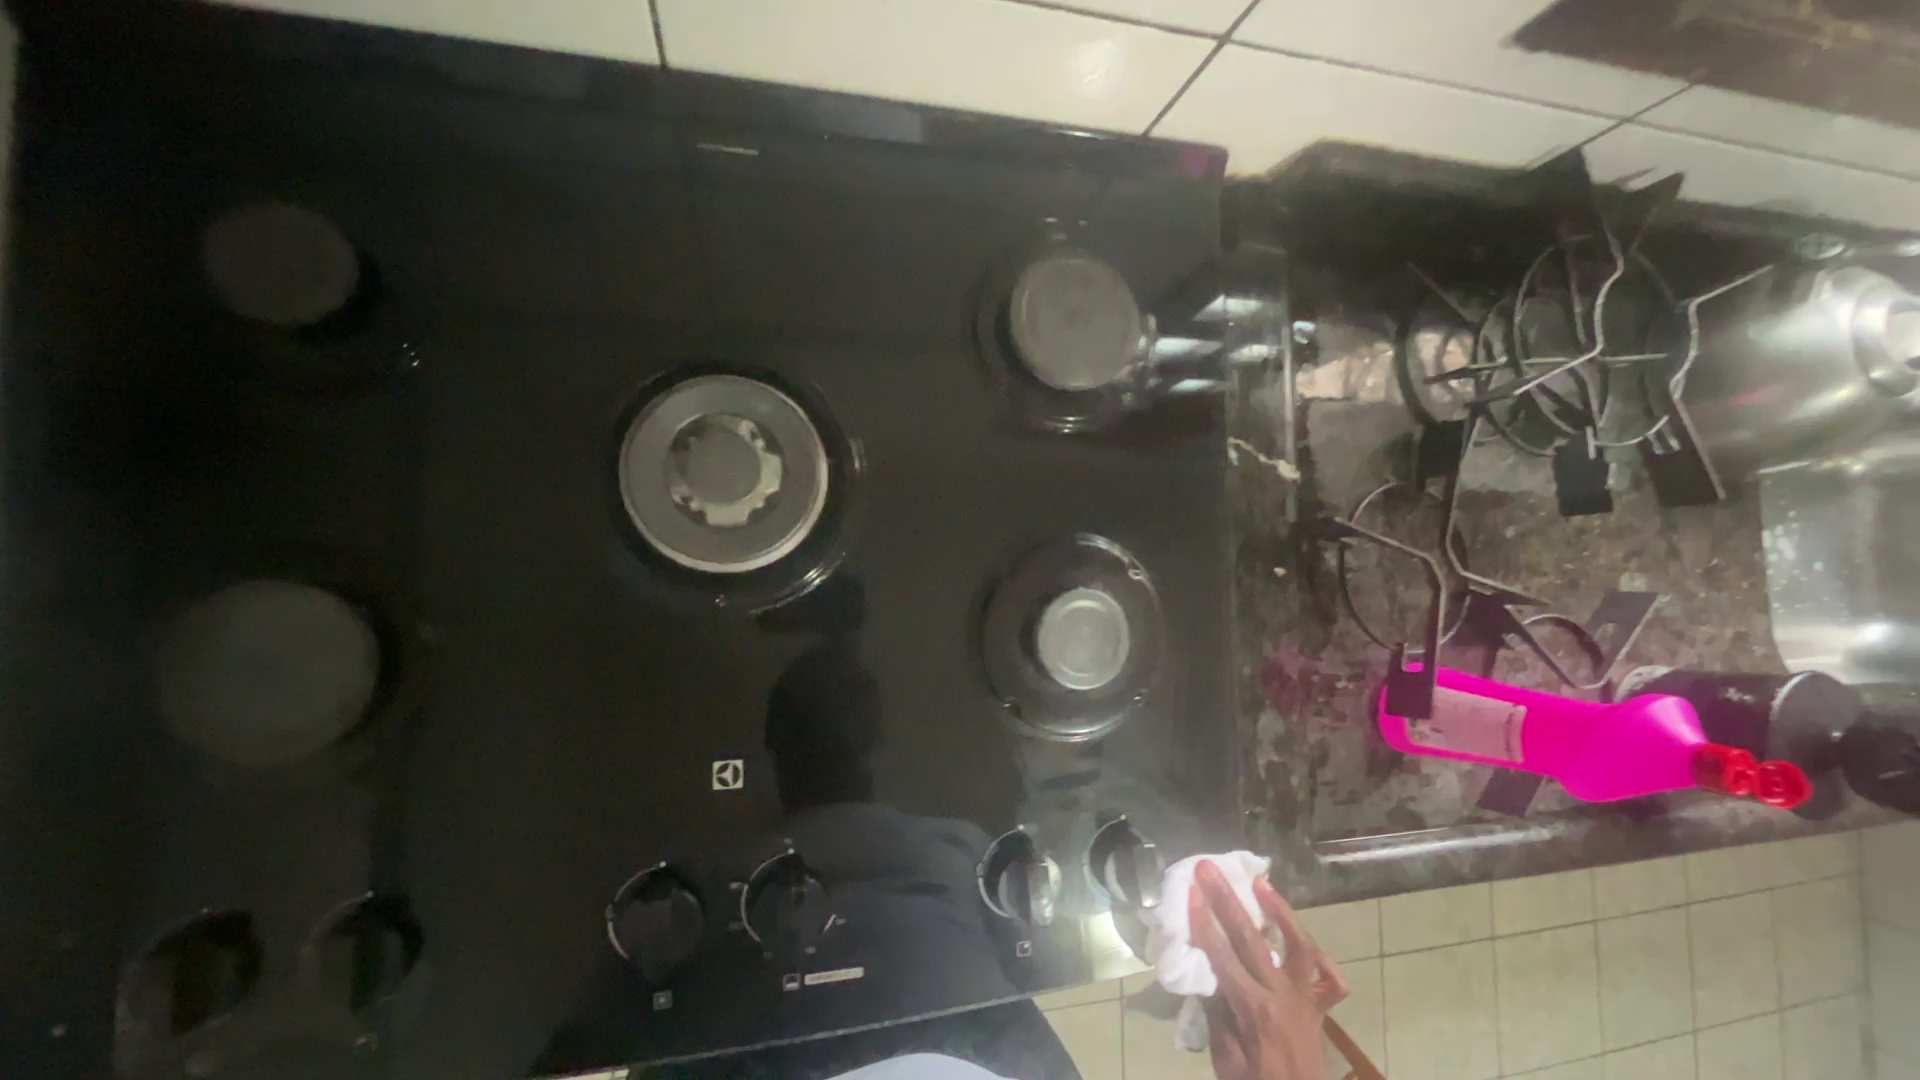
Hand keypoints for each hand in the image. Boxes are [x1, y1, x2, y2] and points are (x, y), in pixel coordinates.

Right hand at [1190, 860, 1348, 1079]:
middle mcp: (1283, 998)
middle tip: (1209, 869)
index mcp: (1255, 1012)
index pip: (1222, 957)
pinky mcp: (1319, 1008)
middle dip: (1227, 900)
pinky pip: (1328, 978)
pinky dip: (1317, 954)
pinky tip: (1297, 932)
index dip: (1204, 922)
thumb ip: (1216, 1014)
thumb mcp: (1225, 1062)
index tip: (1191, 891)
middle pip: (1252, 939)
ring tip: (1260, 882)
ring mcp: (1305, 1000)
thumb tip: (1204, 974)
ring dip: (1280, 911)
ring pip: (1299, 946)